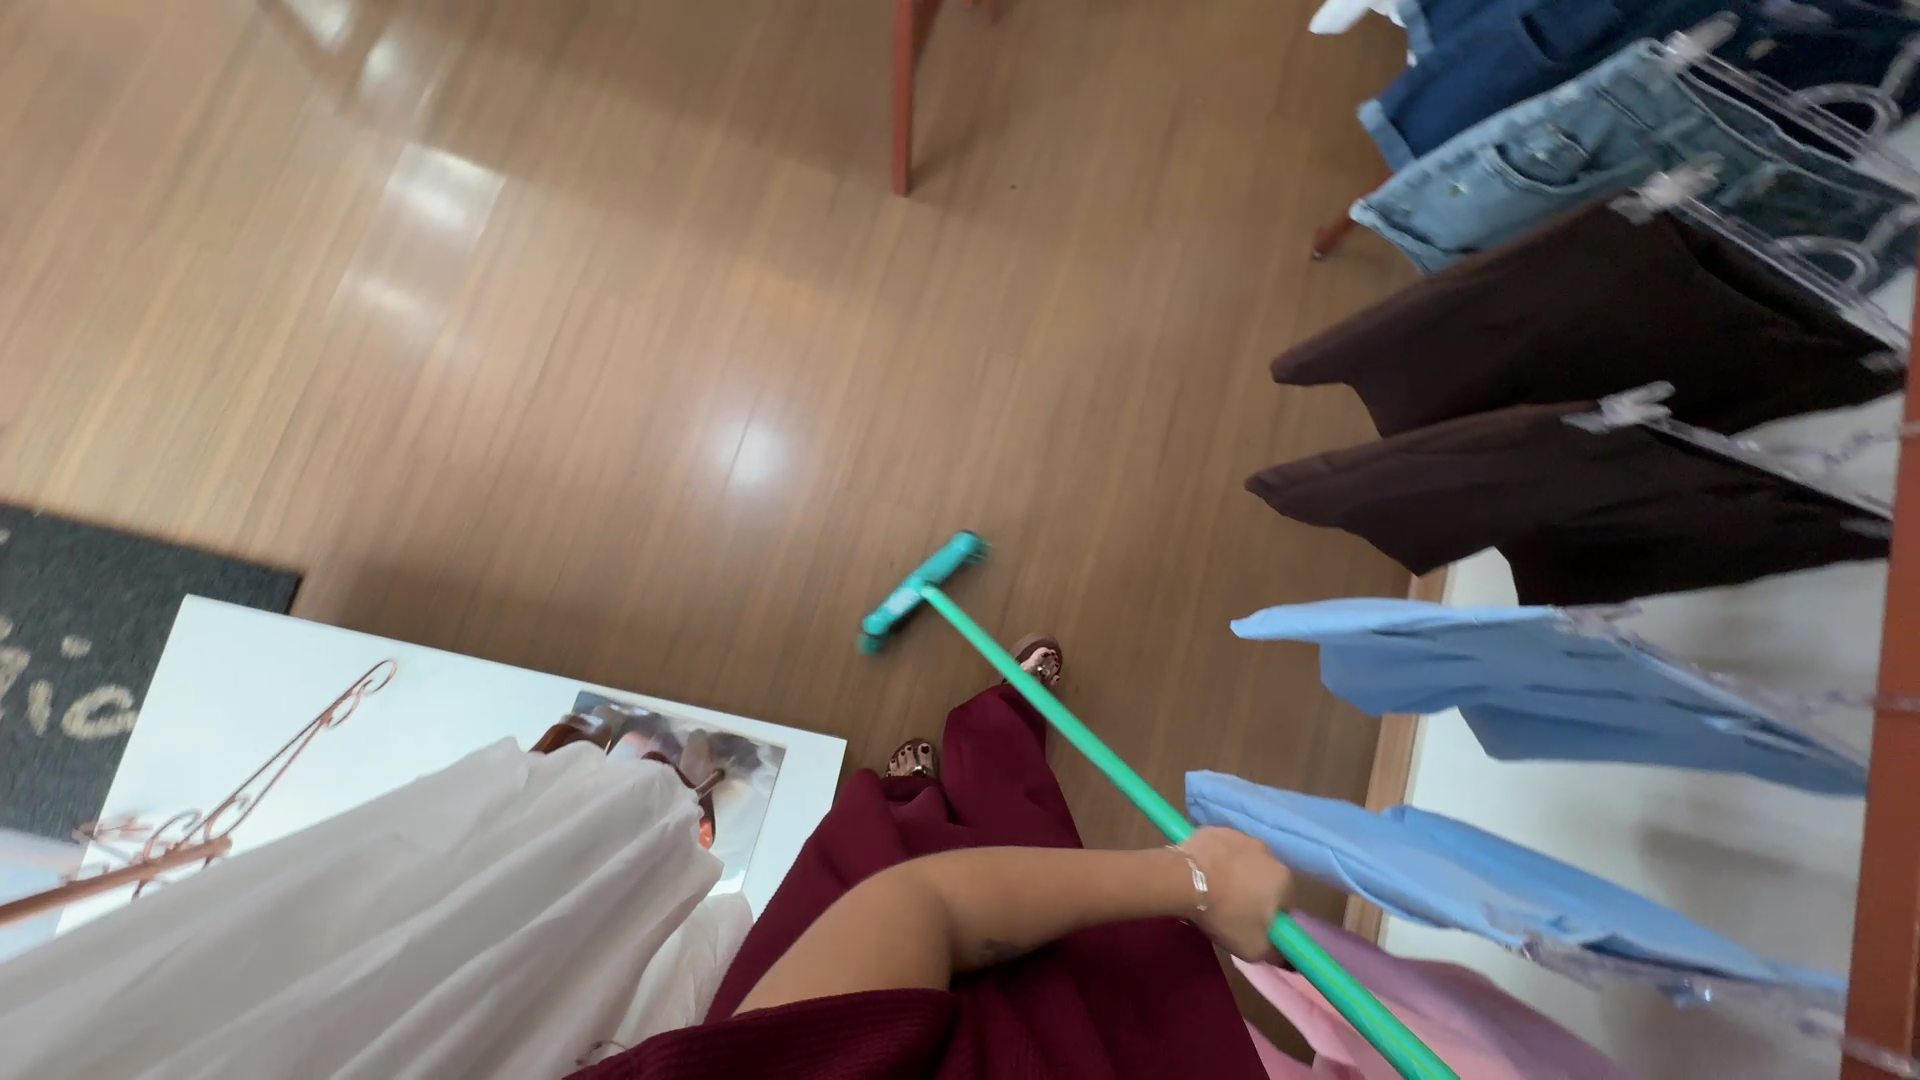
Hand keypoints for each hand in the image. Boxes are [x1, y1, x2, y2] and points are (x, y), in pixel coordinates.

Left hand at [1179, 826, 1291, 961]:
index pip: (1285, 904)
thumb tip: (1289, 958)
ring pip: (1243, 861)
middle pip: (1264, 878)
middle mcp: (1267, 852)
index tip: (1252, 925)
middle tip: (1232, 907)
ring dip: (1235, 872)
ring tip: (1214, 888)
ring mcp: (1239, 835)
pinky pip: (1221, 848)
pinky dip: (1216, 857)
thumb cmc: (1226, 915)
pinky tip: (1203, 871)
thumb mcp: (1255, 948)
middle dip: (1253, 892)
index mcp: (1284, 879)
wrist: (1184, 880)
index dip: (1270, 918)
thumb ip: (1278, 954)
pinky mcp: (1214, 828)